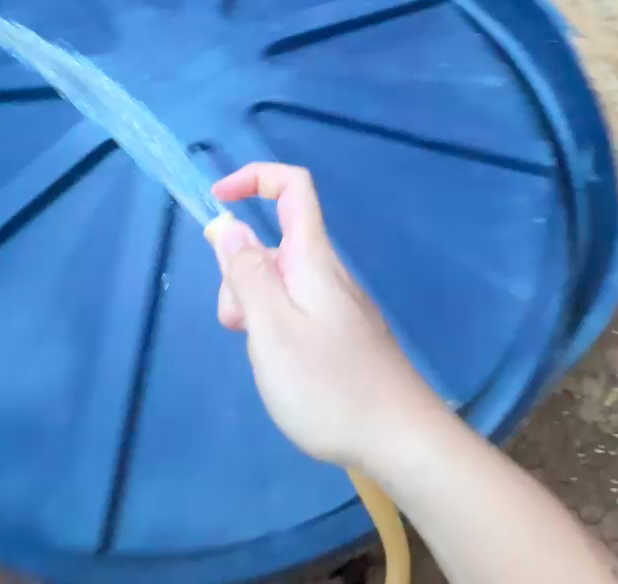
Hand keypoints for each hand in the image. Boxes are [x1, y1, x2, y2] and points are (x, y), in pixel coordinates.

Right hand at [205, 163, 445, 470]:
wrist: (400, 438)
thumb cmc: (329, 385)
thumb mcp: (272, 329)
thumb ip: (247, 274)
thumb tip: (228, 224)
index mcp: (313, 258)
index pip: (292, 187)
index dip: (254, 178)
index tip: (217, 201)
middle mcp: (327, 272)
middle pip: (273, 245)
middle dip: (239, 273)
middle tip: (239, 326)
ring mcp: (337, 304)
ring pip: (279, 284)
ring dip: (254, 309)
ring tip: (265, 359)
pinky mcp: (341, 333)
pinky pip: (294, 311)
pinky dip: (273, 329)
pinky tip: (284, 371)